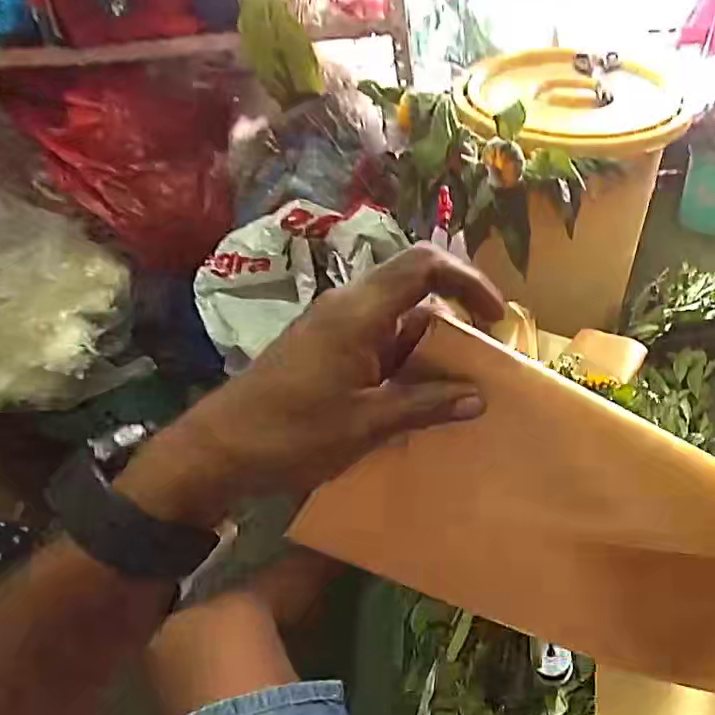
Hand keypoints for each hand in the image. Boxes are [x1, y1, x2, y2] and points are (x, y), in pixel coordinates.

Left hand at [120, 247, 505, 524]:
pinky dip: (406, 360)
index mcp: (359, 312)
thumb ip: (425, 405)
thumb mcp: (367, 424)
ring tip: (458, 384)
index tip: (495, 317)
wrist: (219, 449)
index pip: (424, 265)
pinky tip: (418, 396)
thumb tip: (478, 397)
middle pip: (415, 287)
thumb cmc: (292, 434)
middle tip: (482, 356)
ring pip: (398, 318)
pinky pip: (379, 340)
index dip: (468, 281)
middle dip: (456, 315)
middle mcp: (348, 307)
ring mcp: (334, 327)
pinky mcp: (325, 347)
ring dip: (430, 345)